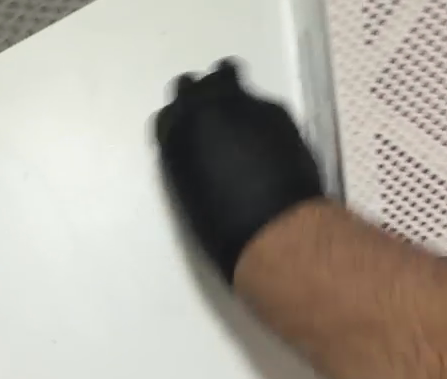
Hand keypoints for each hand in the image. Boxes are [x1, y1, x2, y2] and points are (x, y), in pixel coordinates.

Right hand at [154, 59, 324, 280]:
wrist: (273, 228)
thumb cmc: (223, 228)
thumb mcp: (191, 196)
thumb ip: (191, 165)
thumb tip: (201, 157)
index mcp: (178, 134)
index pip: (167, 117)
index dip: (176, 127)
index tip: (183, 138)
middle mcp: (208, 108)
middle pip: (196, 86)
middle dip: (200, 99)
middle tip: (210, 123)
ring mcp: (246, 104)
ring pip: (230, 82)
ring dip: (230, 100)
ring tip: (239, 127)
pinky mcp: (279, 110)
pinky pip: (261, 105)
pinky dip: (259, 119)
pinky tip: (267, 145)